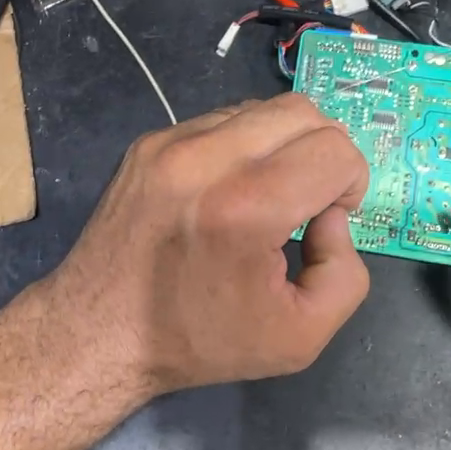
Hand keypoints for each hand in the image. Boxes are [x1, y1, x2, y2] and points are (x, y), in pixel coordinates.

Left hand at [41, 93, 370, 397]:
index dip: (351, 183)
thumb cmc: (201, 340)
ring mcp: (170, 143)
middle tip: (310, 199)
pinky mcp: (148, 142)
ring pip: (260, 109)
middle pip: (302, 111)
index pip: (334, 149)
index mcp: (247, 207)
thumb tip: (330, 214)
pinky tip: (225, 191)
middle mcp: (206, 158)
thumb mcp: (301, 336)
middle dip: (324, 151)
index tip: (330, 218)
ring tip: (265, 194)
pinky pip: (219, 121)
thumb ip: (345, 273)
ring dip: (282, 144)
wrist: (99, 331)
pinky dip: (242, 146)